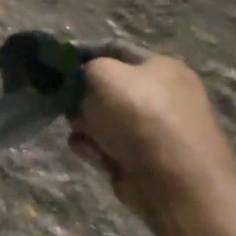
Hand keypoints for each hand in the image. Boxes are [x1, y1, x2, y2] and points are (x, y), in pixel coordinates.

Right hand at [69, 47, 235, 220]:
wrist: (180, 187)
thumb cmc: (142, 118)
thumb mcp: (102, 73)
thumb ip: (81, 66)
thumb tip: (76, 78)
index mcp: (163, 68)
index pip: (112, 48)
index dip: (80, 54)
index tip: (55, 66)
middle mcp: (162, 96)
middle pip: (103, 86)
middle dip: (80, 95)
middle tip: (68, 102)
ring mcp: (154, 130)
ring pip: (99, 116)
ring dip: (83, 123)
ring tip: (84, 133)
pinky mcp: (144, 159)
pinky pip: (105, 143)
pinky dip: (93, 147)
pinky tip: (93, 153)